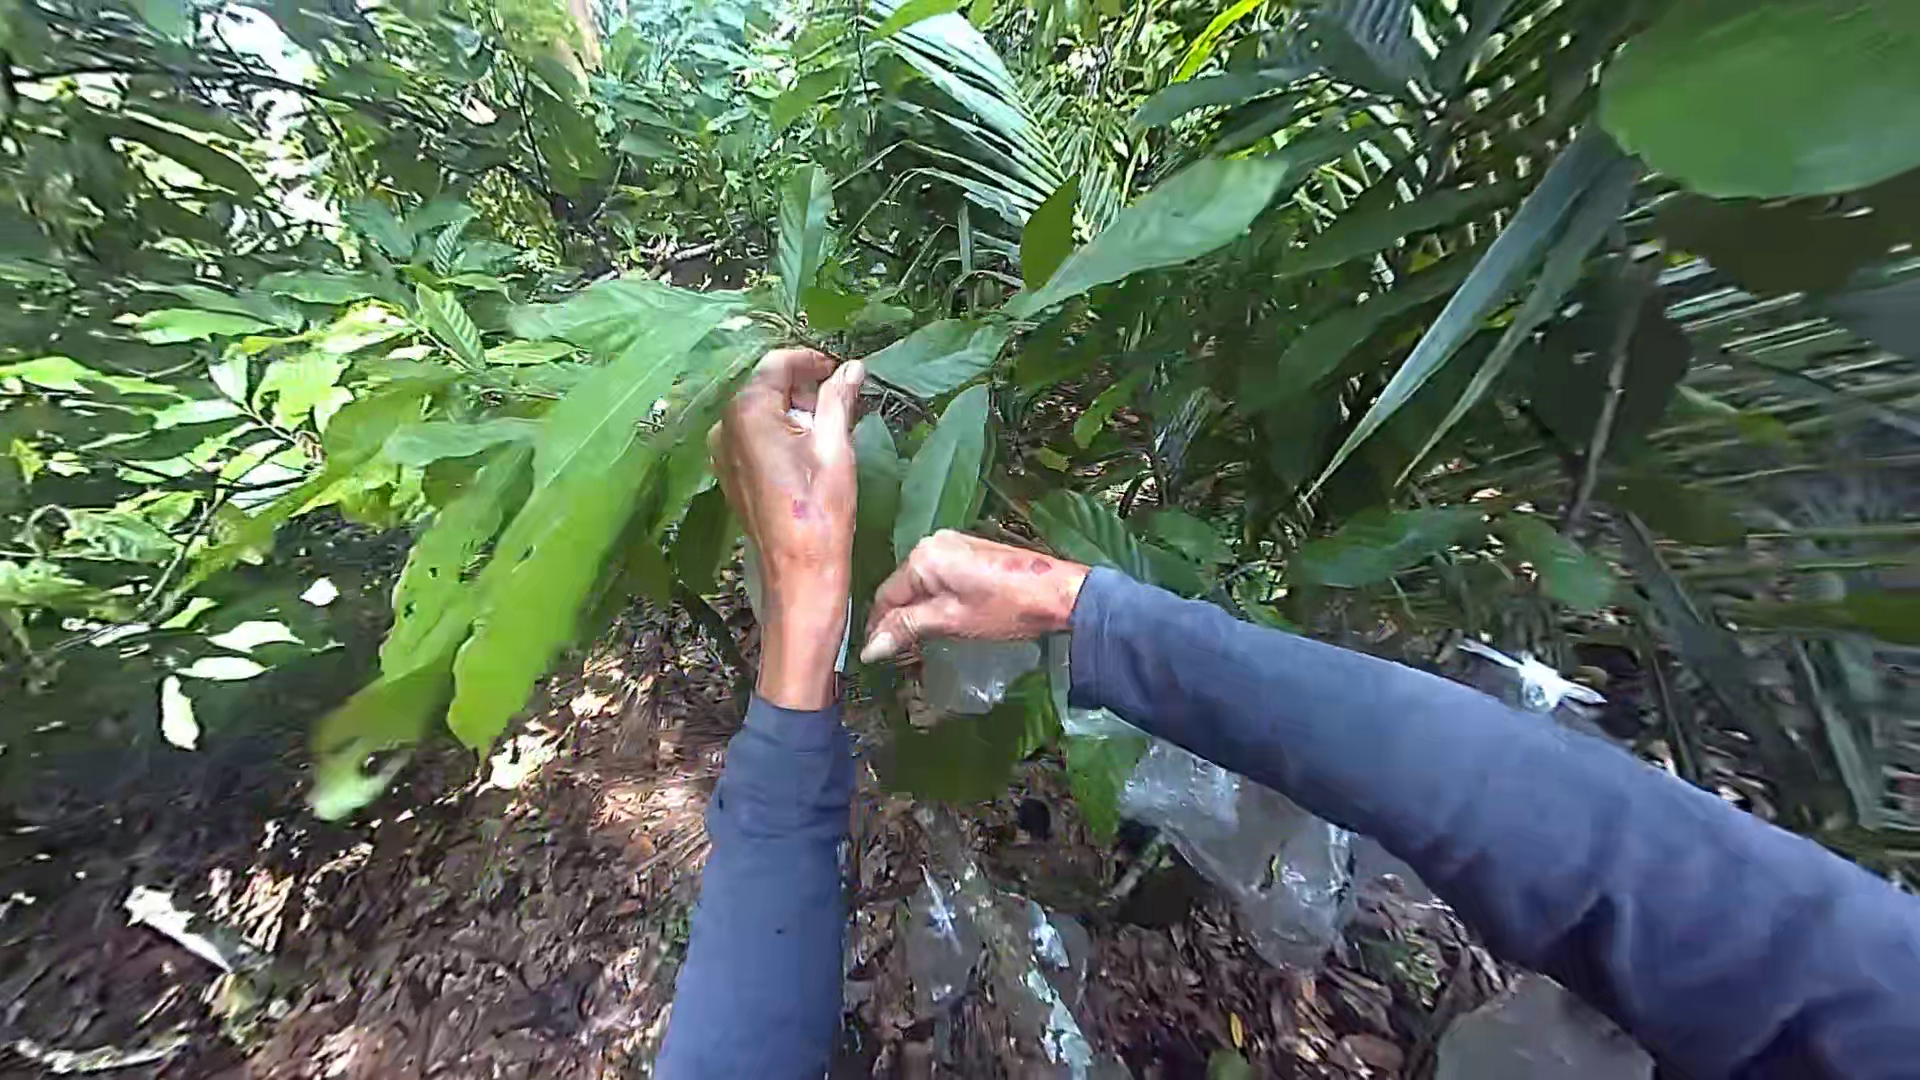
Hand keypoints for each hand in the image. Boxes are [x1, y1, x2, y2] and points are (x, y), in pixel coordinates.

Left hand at [710, 348, 865, 708]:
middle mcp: (726, 426)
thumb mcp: (836, 447)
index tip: (840, 369)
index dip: (812, 360)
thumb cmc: (821, 510)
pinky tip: (808, 452)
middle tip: (842, 402)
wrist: (799, 572)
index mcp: (747, 411)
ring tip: (830, 430)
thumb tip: (853, 366)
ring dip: (794, 411)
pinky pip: (755, 438)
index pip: (777, 363)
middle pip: (766, 386)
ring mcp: (723, 453)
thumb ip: (839, 398)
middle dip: (804, 387)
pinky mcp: (731, 474)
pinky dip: (781, 434)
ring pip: (761, 412)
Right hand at [860, 530, 1089, 662]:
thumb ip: (907, 629)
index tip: (874, 657)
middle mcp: (932, 543)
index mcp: (923, 557)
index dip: (878, 627)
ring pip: (920, 583)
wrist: (1058, 593)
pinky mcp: (970, 551)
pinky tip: (939, 621)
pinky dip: (934, 599)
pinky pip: (938, 576)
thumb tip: (869, 649)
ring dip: (915, 611)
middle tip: (897, 654)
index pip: (886, 595)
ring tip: (916, 643)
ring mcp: (953, 544)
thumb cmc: (1005, 608)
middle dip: (897, 619)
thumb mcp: (951, 621)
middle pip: (901, 587)